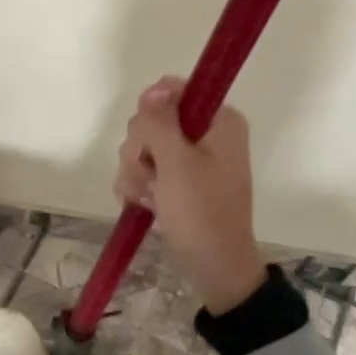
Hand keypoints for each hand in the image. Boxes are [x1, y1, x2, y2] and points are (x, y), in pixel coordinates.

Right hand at [114, 76, 266, 313]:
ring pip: (142, 149)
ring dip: (137, 175)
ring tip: (151, 200)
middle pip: (151, 121)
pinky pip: (144, 172)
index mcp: (218, 120)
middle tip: (154, 179)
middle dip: (141, 153)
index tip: (151, 143)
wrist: (214, 267)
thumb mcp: (176, 164)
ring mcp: (190, 160)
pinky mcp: (177, 183)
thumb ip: (160, 122)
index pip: (171, 91)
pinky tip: (146, 207)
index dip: (151, 115)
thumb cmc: (200, 213)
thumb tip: (155, 86)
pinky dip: (140, 189)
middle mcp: (206, 134)